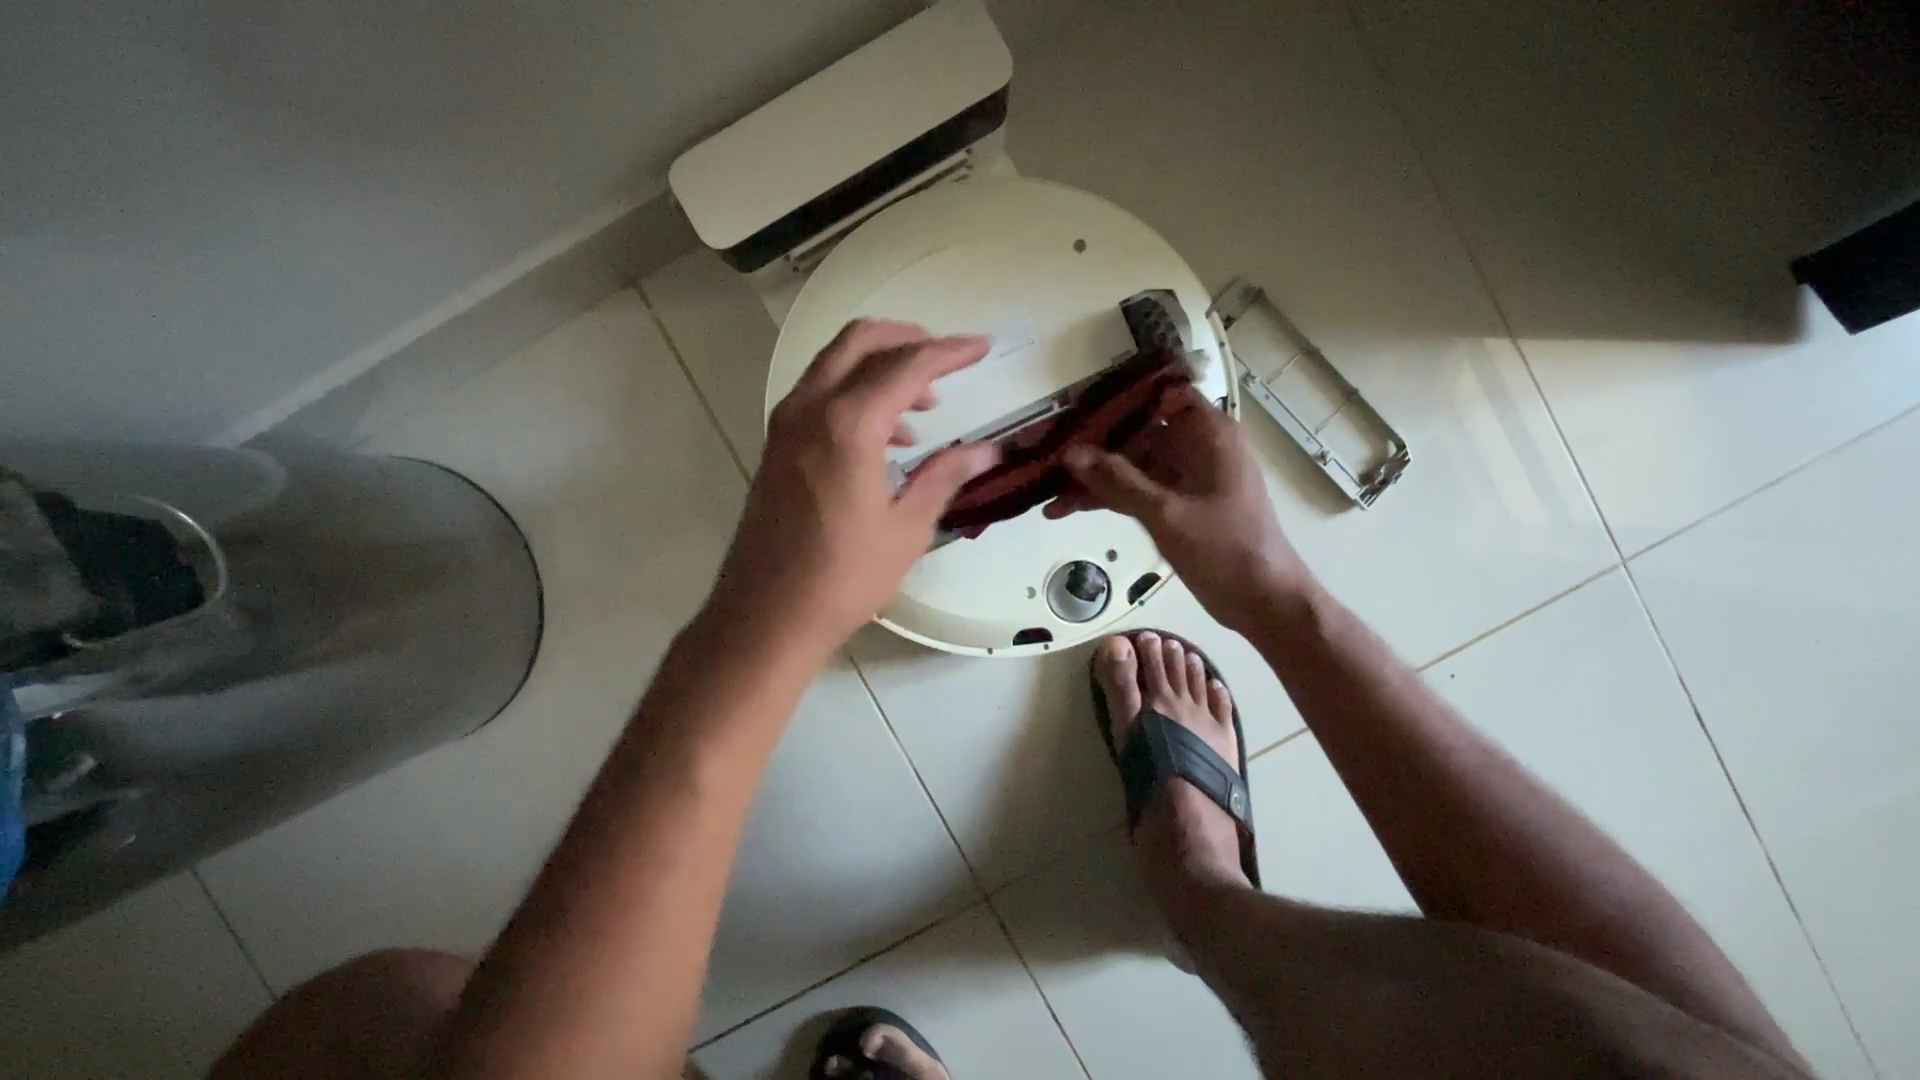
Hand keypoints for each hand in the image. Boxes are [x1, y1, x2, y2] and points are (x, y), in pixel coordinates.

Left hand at [705, 319, 1000, 654]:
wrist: (767, 614)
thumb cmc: (844, 577)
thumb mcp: (907, 527)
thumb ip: (946, 476)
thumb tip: (988, 451)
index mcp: (848, 424)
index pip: (907, 365)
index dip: (949, 352)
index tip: (981, 348)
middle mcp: (810, 408)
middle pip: (859, 341)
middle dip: (907, 339)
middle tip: (946, 359)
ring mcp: (786, 424)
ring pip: (834, 363)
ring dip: (879, 366)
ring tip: (924, 404)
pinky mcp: (776, 445)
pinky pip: (818, 394)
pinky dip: (854, 392)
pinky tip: (886, 436)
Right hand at [1044, 384, 1310, 631]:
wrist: (1263, 602)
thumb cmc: (1226, 550)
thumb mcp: (1166, 514)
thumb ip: (1118, 481)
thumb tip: (1070, 453)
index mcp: (1209, 434)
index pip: (1161, 394)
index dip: (1121, 396)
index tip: (1076, 405)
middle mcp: (1198, 447)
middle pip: (1138, 431)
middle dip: (1093, 444)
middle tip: (1046, 451)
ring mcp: (1187, 478)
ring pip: (1132, 465)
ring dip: (1093, 477)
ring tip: (1045, 489)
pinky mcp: (1178, 505)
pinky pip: (1136, 491)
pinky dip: (1107, 498)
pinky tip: (1065, 510)